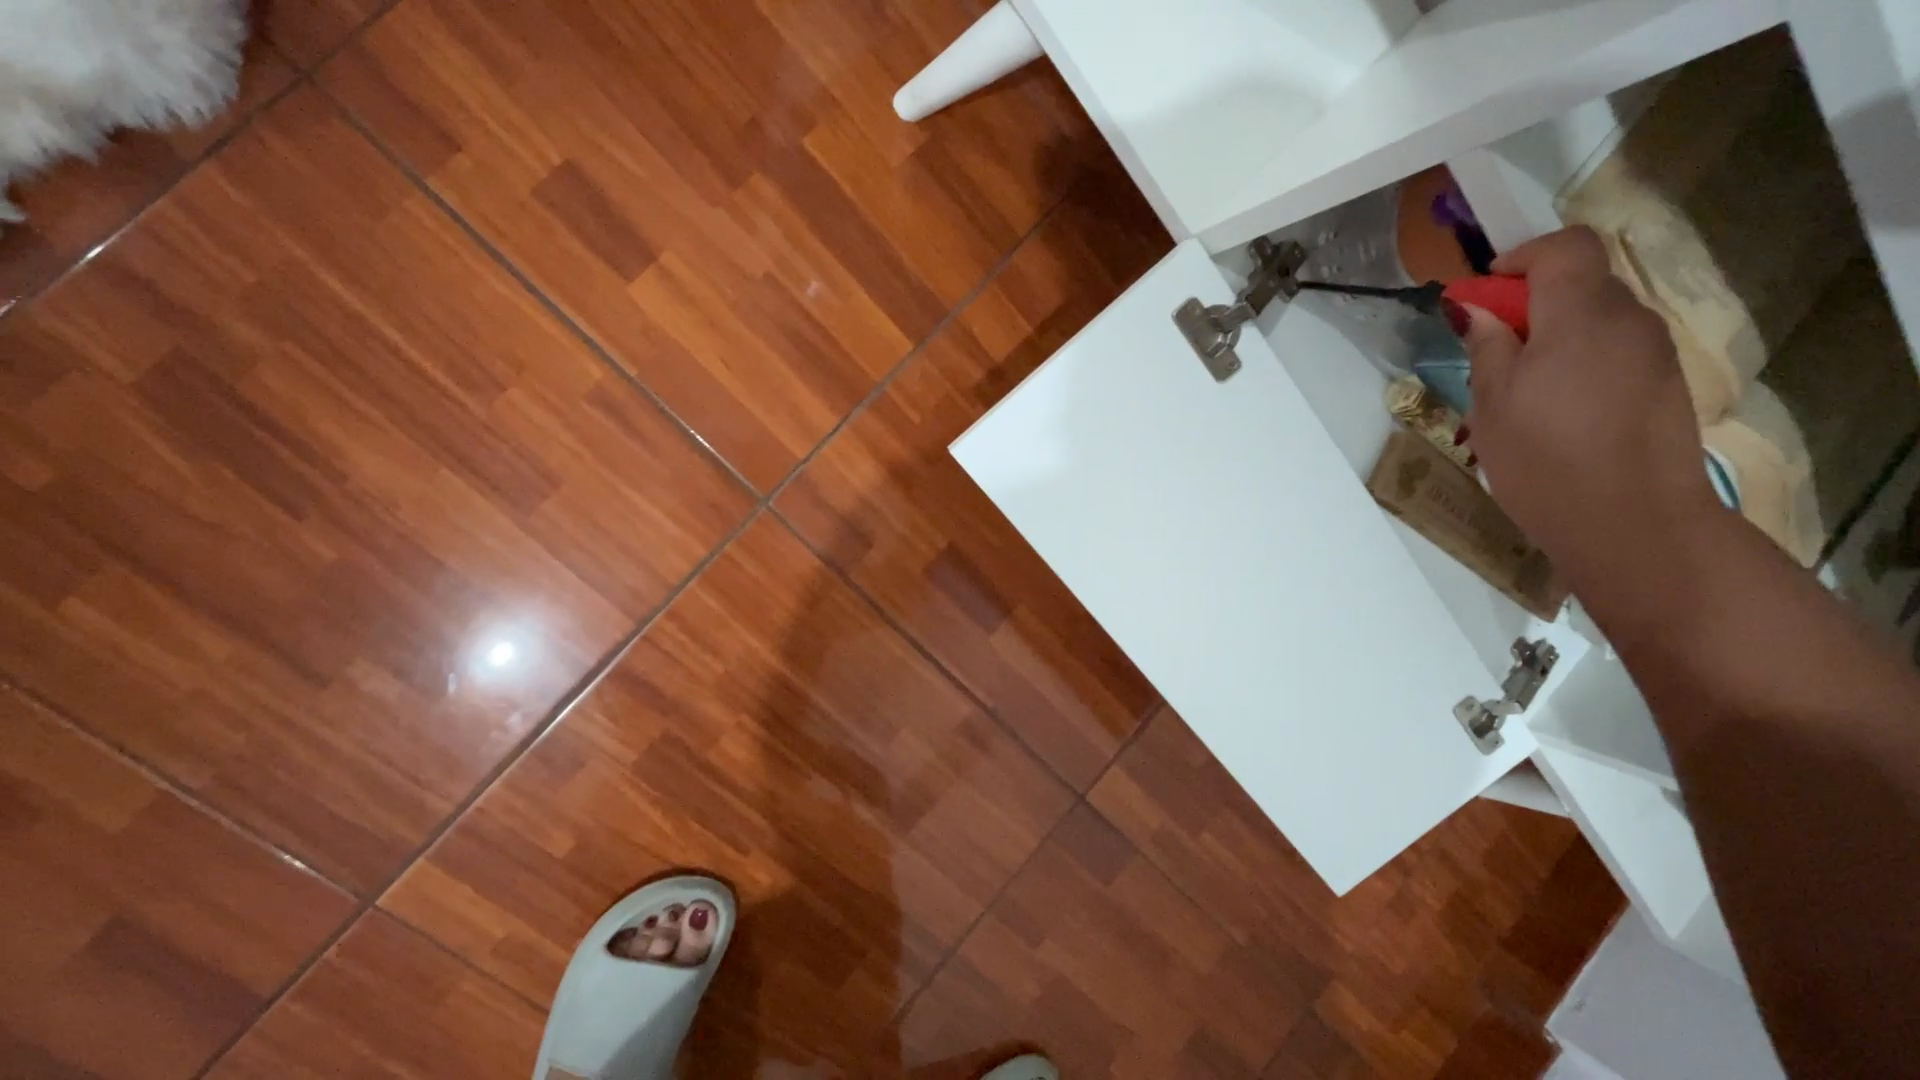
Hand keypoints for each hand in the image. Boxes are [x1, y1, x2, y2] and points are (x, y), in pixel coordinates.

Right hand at [1455, 227, 1721, 596]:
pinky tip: (1560, 414)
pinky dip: (1583, 364)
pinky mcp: (1666, 385)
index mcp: (1582, 314)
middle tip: (1493, 351)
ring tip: (1523, 392)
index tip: (1487, 294)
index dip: (1523, 257)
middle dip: (1534, 302)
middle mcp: (1629, 320)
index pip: (1566, 247)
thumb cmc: (1545, 460)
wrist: (1633, 524)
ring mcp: (1655, 353)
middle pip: (1583, 282)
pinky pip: (1617, 353)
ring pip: (1599, 321)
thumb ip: (1486, 345)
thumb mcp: (1492, 403)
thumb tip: (1474, 309)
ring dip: (1558, 336)